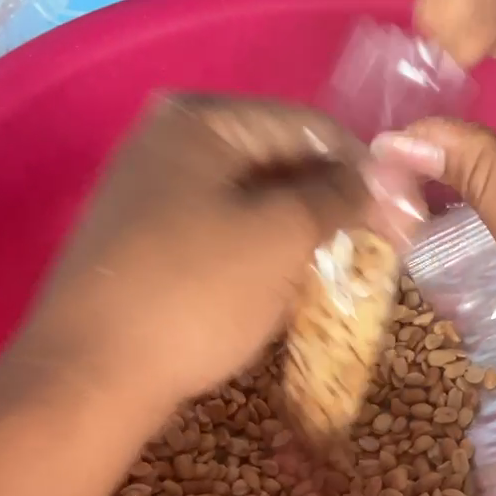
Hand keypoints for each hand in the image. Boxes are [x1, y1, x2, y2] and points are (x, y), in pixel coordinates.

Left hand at [7, 97, 372, 416]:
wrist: (93, 374)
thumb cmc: (194, 295)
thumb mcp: (278, 239)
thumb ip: (336, 198)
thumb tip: (383, 180)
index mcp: (201, 122)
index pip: (306, 126)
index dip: (362, 168)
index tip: (402, 215)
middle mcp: (169, 143)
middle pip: (276, 161)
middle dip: (331, 204)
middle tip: (375, 249)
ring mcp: (151, 196)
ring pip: (250, 203)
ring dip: (299, 235)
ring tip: (339, 273)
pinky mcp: (145, 247)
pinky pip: (222, 236)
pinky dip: (261, 257)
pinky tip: (285, 290)